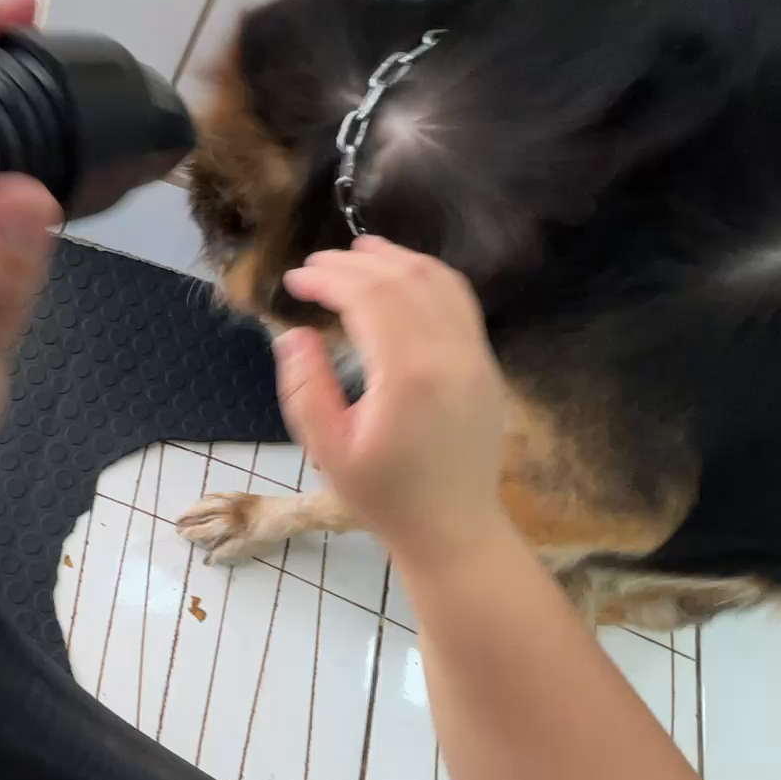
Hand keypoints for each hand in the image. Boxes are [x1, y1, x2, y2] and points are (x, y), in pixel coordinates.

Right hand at [274, 236, 509, 565]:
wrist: (452, 528)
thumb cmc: (382, 497)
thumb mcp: (328, 450)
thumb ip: (306, 388)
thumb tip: (294, 335)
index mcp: (409, 375)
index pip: (369, 298)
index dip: (328, 279)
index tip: (295, 280)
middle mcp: (451, 354)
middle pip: (405, 279)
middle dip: (356, 263)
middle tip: (316, 264)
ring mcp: (476, 357)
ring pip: (441, 283)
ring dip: (398, 259)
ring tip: (361, 251)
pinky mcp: (486, 366)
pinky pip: (460, 303)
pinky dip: (428, 278)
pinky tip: (403, 281)